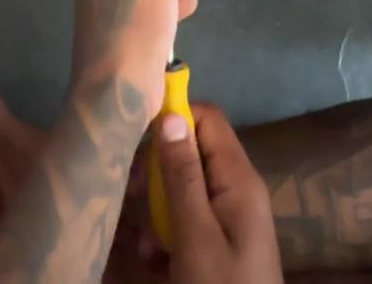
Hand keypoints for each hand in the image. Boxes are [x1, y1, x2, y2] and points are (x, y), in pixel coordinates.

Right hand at [154, 104, 281, 282]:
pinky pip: (188, 217)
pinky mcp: (219, 243)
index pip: (208, 119)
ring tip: (144, 238)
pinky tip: (153, 257)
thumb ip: (182, 176)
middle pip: (192, 151)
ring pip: (184, 186)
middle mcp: (237, 190)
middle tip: (132, 191)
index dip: (174, 117)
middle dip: (159, 168)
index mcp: (239, 179)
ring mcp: (229, 218)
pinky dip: (167, 230)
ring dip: (158, 205)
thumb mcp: (196, 237)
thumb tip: (171, 115)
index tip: (137, 135)